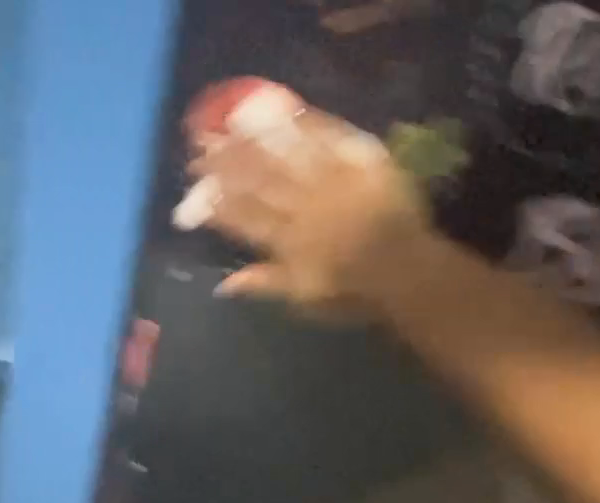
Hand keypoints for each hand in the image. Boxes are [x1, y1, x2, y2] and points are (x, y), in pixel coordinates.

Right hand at [191, 109, 431, 316]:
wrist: (405, 271)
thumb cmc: (351, 291)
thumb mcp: (302, 298)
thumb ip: (263, 283)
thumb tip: (223, 284)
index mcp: (285, 241)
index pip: (243, 218)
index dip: (216, 202)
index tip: (194, 189)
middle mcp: (302, 206)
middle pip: (258, 181)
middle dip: (226, 162)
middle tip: (200, 144)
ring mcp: (331, 180)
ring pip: (286, 155)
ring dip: (256, 138)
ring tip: (231, 121)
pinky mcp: (360, 161)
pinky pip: (330, 137)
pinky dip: (306, 121)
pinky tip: (286, 107)